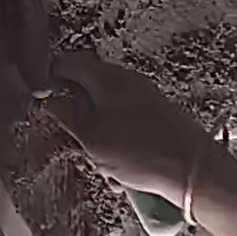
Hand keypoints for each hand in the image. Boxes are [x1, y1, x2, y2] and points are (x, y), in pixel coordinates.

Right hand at [39, 52, 218, 203]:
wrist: (194, 172)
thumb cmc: (143, 154)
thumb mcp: (92, 138)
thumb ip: (66, 116)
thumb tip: (50, 101)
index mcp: (108, 79)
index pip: (69, 63)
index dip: (51, 78)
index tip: (42, 96)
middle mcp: (128, 81)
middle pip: (88, 87)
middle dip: (76, 113)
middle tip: (71, 138)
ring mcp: (145, 96)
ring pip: (105, 109)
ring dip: (96, 133)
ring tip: (100, 161)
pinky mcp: (157, 115)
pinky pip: (125, 123)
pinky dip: (116, 142)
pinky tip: (120, 170)